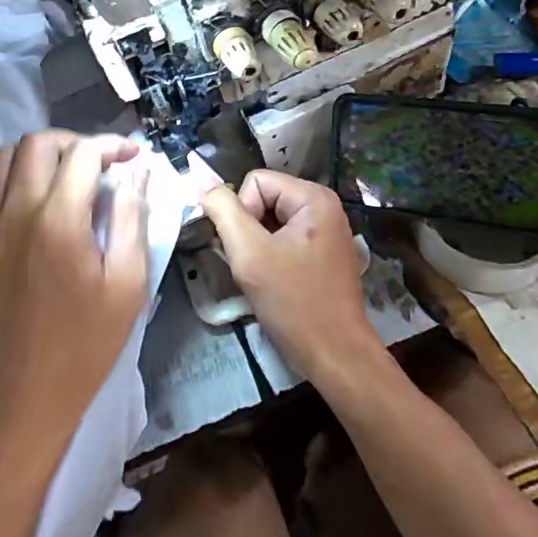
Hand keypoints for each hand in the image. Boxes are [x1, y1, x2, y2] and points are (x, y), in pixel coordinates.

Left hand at [0, 131, 150, 445]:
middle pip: (39, 143)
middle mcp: (18, 209)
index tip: (134, 157)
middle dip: (75, 143)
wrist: (30, 389)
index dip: (113, 146)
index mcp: (58, 218)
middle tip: (102, 166)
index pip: (84, 153)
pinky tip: (24, 197)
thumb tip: (135, 175)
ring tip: (66, 177)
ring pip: (4, 156)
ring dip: (39, 155)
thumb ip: (132, 219)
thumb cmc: (87, 340)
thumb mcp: (129, 283)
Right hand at [200, 170, 384, 388]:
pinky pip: (284, 238)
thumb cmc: (293, 302)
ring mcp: (327, 230)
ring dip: (257, 244)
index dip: (241, 212)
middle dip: (249, 229)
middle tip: (253, 264)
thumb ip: (223, 210)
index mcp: (314, 197)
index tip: (250, 249)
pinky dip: (271, 255)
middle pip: (263, 198)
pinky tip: (275, 280)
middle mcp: (325, 206)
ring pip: (270, 220)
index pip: (255, 181)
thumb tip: (202, 181)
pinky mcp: (324, 252)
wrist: (335, 356)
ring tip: (263, 274)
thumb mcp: (248, 252)